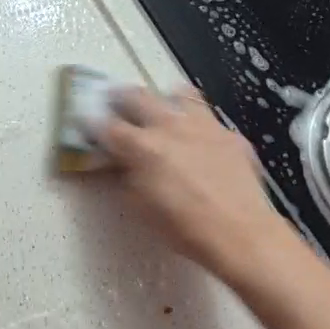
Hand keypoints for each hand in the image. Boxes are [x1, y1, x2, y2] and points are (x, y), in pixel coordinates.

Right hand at [94, 86, 296, 282]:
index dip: (92, 123)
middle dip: (121, 96)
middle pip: (137, 96)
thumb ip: (126, 177)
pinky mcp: (230, 134)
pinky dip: (198, 124)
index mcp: (142, 146)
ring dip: (165, 99)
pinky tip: (200, 140)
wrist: (242, 234)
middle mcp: (170, 126)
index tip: (87, 122)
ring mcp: (203, 126)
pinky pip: (209, 118)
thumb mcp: (141, 207)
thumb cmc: (185, 229)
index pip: (107, 126)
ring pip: (179, 94)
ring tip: (163, 108)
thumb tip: (121, 163)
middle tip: (115, 100)